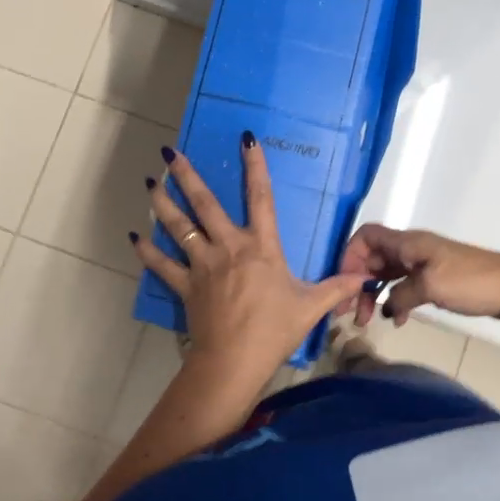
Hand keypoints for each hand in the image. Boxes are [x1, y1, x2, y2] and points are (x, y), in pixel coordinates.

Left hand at [132, 135, 364, 381]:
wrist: (234, 362)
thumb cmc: (274, 331)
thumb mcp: (310, 307)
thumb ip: (336, 287)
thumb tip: (364, 277)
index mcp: (261, 247)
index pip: (261, 198)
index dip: (255, 166)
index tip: (246, 139)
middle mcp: (228, 247)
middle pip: (205, 204)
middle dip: (187, 176)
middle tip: (170, 153)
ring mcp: (202, 265)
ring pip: (178, 227)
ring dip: (162, 203)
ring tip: (150, 183)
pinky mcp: (184, 286)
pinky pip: (162, 265)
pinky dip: (147, 252)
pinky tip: (135, 238)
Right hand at [338, 224, 499, 328]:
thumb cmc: (471, 283)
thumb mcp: (429, 287)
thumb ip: (399, 295)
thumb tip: (386, 308)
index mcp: (408, 242)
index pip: (366, 237)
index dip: (349, 257)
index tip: (344, 285)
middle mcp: (413, 248)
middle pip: (373, 258)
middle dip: (359, 283)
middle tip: (352, 313)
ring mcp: (425, 263)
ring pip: (388, 274)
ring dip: (375, 295)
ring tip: (369, 321)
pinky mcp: (437, 278)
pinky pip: (405, 286)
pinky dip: (396, 300)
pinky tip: (399, 320)